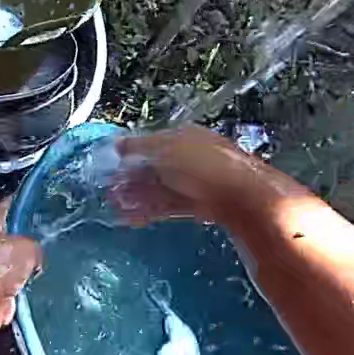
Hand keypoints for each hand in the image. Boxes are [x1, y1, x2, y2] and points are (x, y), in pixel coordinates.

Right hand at [113, 126, 286, 227]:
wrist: (245, 198)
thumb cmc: (203, 166)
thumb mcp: (165, 149)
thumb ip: (138, 147)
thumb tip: (117, 145)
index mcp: (184, 136)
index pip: (149, 142)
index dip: (128, 155)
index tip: (109, 170)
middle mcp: (192, 155)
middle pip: (155, 167)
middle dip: (131, 180)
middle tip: (110, 194)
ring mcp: (198, 181)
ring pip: (161, 188)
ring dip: (138, 197)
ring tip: (118, 209)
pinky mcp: (203, 205)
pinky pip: (171, 205)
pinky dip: (152, 211)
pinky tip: (135, 218)